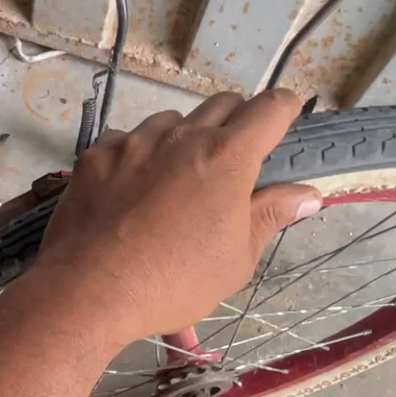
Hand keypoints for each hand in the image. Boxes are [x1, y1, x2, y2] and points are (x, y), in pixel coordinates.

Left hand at [28, 89, 321, 347]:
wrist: (88, 292)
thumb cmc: (172, 283)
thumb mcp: (234, 261)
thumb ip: (269, 217)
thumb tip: (307, 194)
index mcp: (227, 156)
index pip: (271, 107)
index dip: (283, 112)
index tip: (281, 129)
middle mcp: (180, 136)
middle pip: (222, 104)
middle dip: (234, 124)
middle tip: (227, 166)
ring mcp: (132, 143)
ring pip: (169, 121)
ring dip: (180, 140)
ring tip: (170, 184)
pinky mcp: (94, 157)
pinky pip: (123, 142)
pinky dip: (133, 158)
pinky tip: (126, 193)